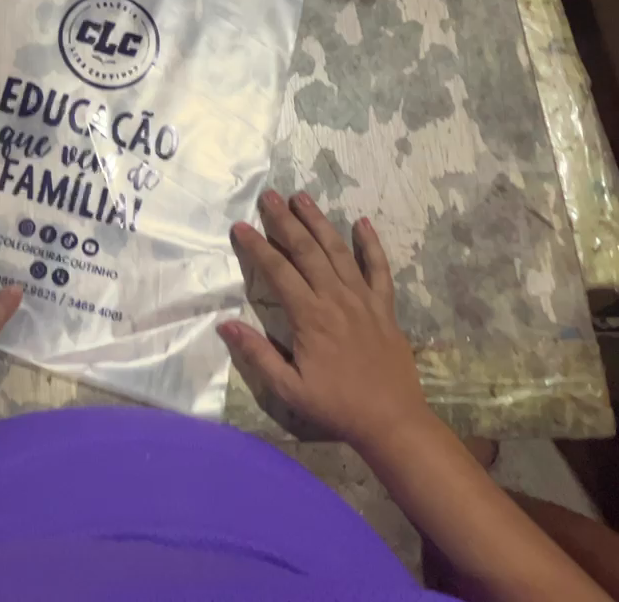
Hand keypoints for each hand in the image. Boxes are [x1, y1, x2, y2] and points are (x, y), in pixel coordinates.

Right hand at [220, 191, 429, 445]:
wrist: (393, 421)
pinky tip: (362, 223)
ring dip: (318, 222)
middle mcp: (335, 299)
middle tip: (269, 196)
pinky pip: (378, 269)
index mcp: (310, 317)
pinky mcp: (384, 307)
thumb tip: (225, 325)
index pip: (278, 271)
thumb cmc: (337, 405)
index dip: (257, 246)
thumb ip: (257, 355)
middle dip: (285, 221)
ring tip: (302, 197)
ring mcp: (363, 299)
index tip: (241, 226)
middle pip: (307, 250)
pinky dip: (371, 245)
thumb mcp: (289, 389)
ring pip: (338, 251)